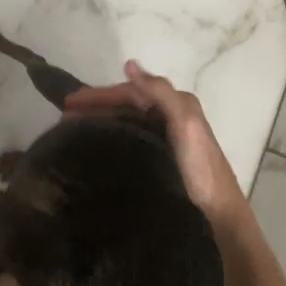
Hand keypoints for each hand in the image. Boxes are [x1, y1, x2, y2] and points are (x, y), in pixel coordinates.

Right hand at [64, 61, 249, 232]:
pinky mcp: (161, 163)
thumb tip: (129, 64)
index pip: (130, 92)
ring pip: (125, 124)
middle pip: (126, 106)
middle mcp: (170, 118)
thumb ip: (161, 92)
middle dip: (95, 108)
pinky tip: (95, 150)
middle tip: (63, 118)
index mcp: (176, 105)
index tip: (69, 104)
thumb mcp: (186, 124)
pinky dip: (110, 140)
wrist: (222, 221)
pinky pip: (129, 142)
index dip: (100, 95)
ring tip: (71, 132)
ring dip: (100, 123)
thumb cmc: (202, 170)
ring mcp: (165, 142)